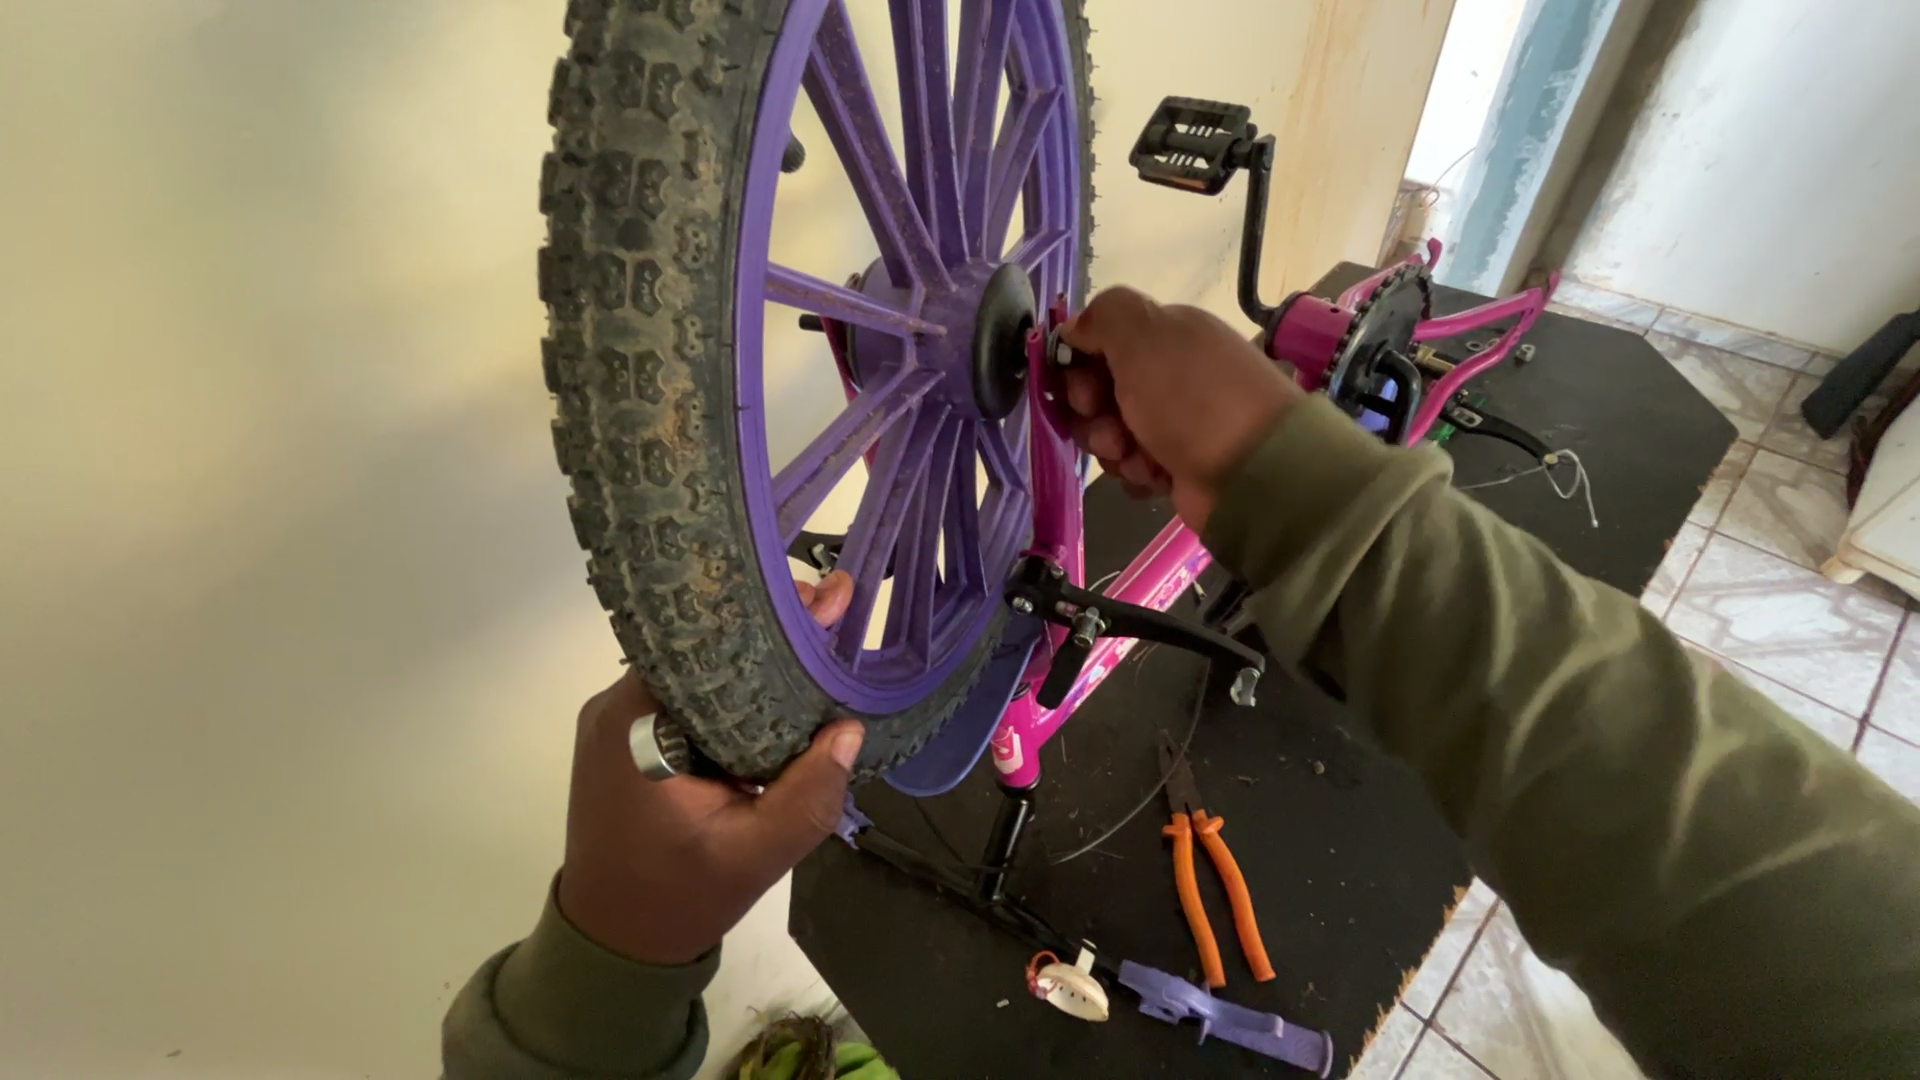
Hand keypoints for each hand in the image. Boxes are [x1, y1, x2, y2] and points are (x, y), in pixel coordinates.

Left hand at [556, 571, 862, 965]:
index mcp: (636, 724)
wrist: (614, 942)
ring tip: (816, 634)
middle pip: (699, 644)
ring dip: (753, 652)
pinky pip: (690, 691)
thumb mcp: (757, 855)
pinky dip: (734, 682)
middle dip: (767, 625)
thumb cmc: (679, 897)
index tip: (815, 600)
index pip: (697, 640)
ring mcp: (621, 719)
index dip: (760, 616)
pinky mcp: (633, 736)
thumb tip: (850, 729)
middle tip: (829, 607)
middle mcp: (619, 707)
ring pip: (697, 665)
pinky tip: (782, 679)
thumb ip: (808, 797)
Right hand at [1058, 286, 1301, 530]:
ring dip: (1114, 450)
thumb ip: (1103, 316)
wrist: (1252, 471)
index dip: (1078, 370)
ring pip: (1109, 435)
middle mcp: (1167, 375)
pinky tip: (1158, 476)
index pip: (1096, 344)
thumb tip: (1074, 329)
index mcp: (1164, 336)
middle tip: (1114, 433)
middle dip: (1094, 418)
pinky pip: (1131, 467)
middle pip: (1097, 394)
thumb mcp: (1144, 336)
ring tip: (1141, 460)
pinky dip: (1137, 474)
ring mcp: (1172, 421)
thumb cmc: (1192, 399)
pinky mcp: (1175, 464)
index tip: (1086, 393)